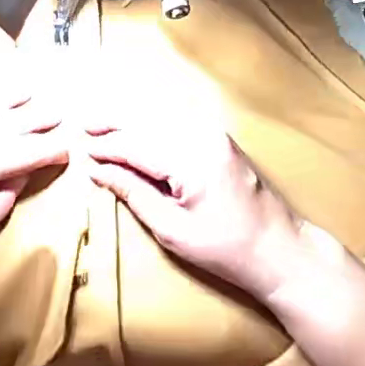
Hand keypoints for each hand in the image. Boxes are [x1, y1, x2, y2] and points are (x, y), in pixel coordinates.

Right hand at [85, 116, 336, 300]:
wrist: (283, 251)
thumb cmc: (226, 250)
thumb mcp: (172, 230)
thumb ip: (133, 193)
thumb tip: (99, 170)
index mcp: (190, 159)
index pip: (135, 144)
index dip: (106, 148)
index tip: (81, 152)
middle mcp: (203, 135)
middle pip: (146, 120)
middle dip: (113, 123)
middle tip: (83, 126)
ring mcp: (214, 132)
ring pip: (161, 114)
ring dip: (130, 117)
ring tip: (102, 122)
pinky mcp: (219, 137)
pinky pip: (177, 118)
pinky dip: (151, 119)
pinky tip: (136, 122)